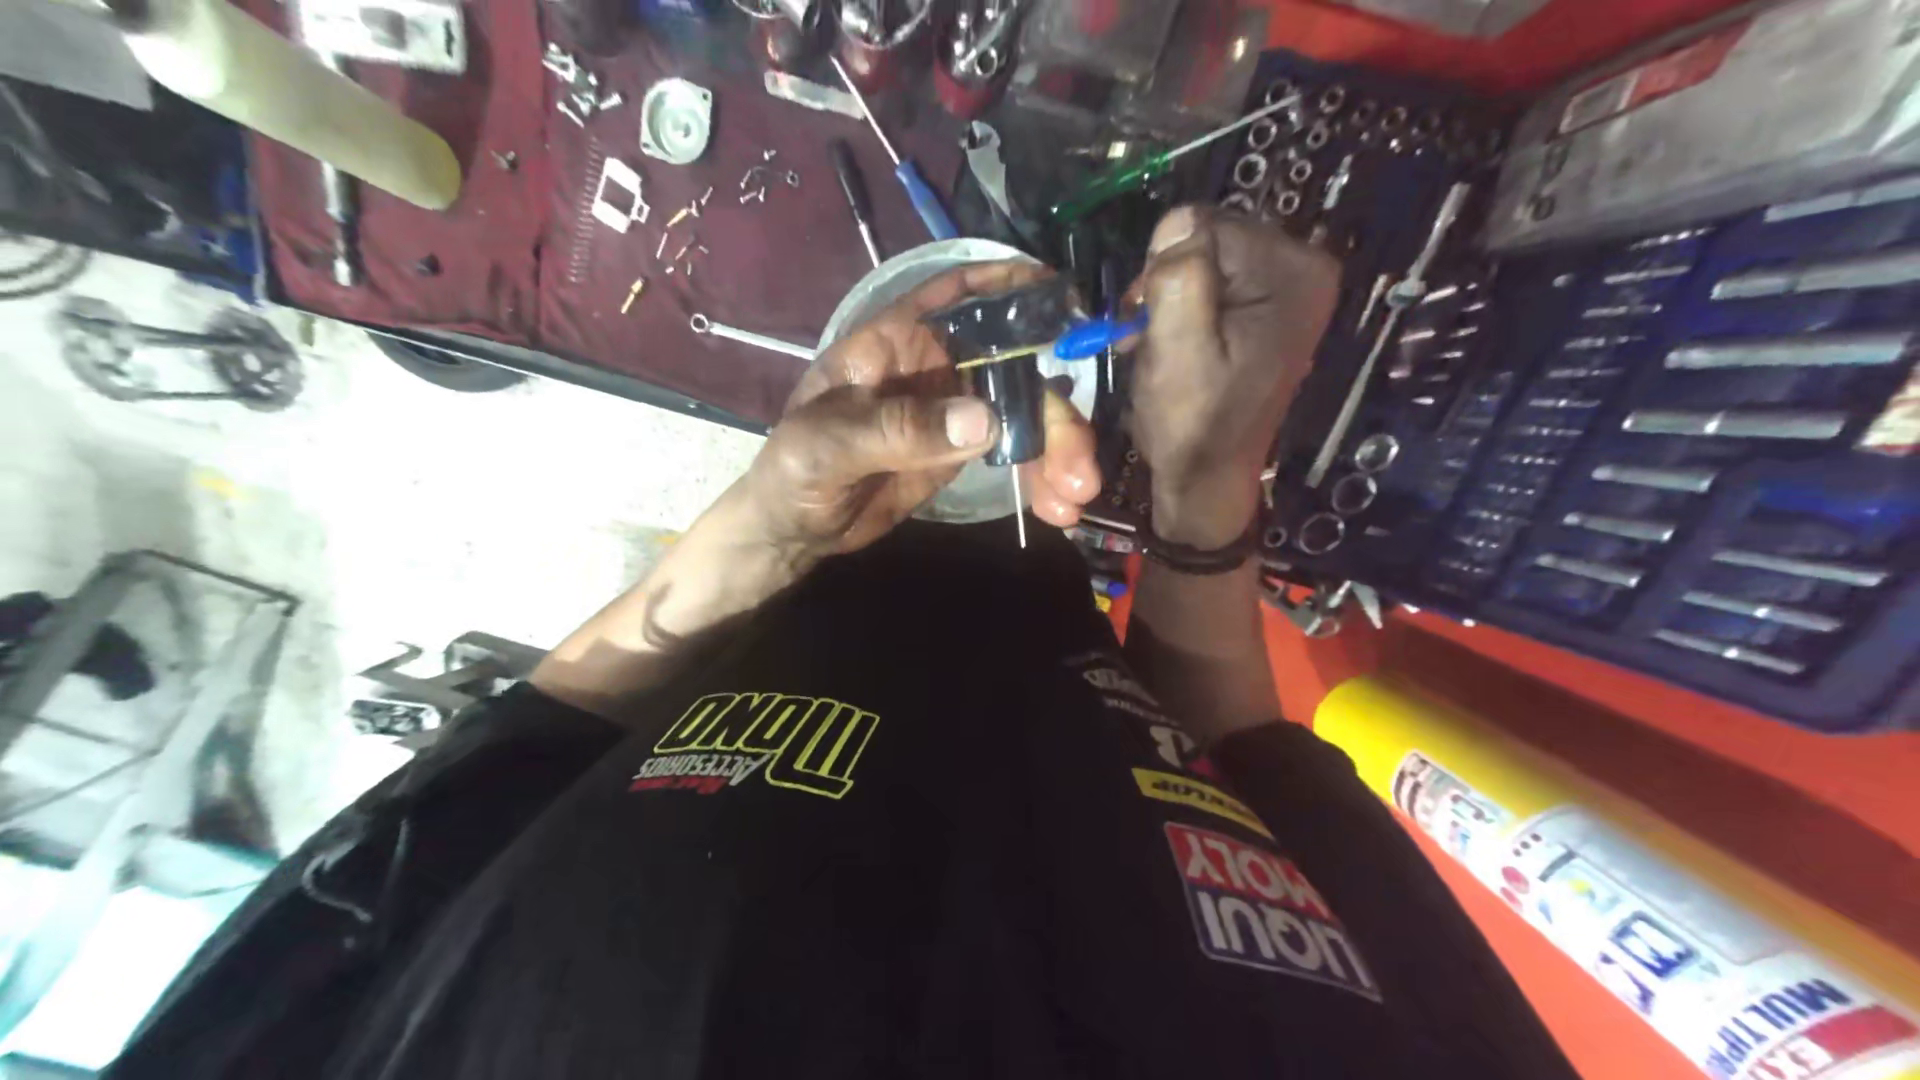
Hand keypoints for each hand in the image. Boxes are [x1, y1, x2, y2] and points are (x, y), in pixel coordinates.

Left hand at [738, 260, 1101, 566]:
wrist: (795, 528)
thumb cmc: (794, 470)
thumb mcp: (830, 446)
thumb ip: (898, 429)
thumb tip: (986, 419)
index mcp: (894, 342)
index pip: (957, 295)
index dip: (1009, 287)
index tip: (1062, 296)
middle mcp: (932, 366)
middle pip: (1012, 365)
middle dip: (1054, 411)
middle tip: (1080, 463)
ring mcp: (952, 409)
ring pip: (1024, 412)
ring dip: (1058, 449)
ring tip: (1074, 496)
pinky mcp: (961, 450)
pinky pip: (1015, 451)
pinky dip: (1040, 474)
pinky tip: (1057, 505)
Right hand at [1125, 206, 1340, 547]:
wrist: (1207, 479)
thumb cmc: (1191, 423)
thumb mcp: (1177, 349)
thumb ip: (1179, 277)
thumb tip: (1177, 220)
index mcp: (1292, 273)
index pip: (1205, 225)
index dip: (1163, 270)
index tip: (1145, 323)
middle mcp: (1302, 269)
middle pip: (1207, 239)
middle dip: (1166, 283)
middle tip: (1149, 337)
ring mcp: (1288, 290)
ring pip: (1202, 261)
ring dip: (1168, 300)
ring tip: (1160, 347)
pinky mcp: (1268, 311)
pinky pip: (1212, 285)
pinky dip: (1182, 311)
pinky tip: (1175, 346)